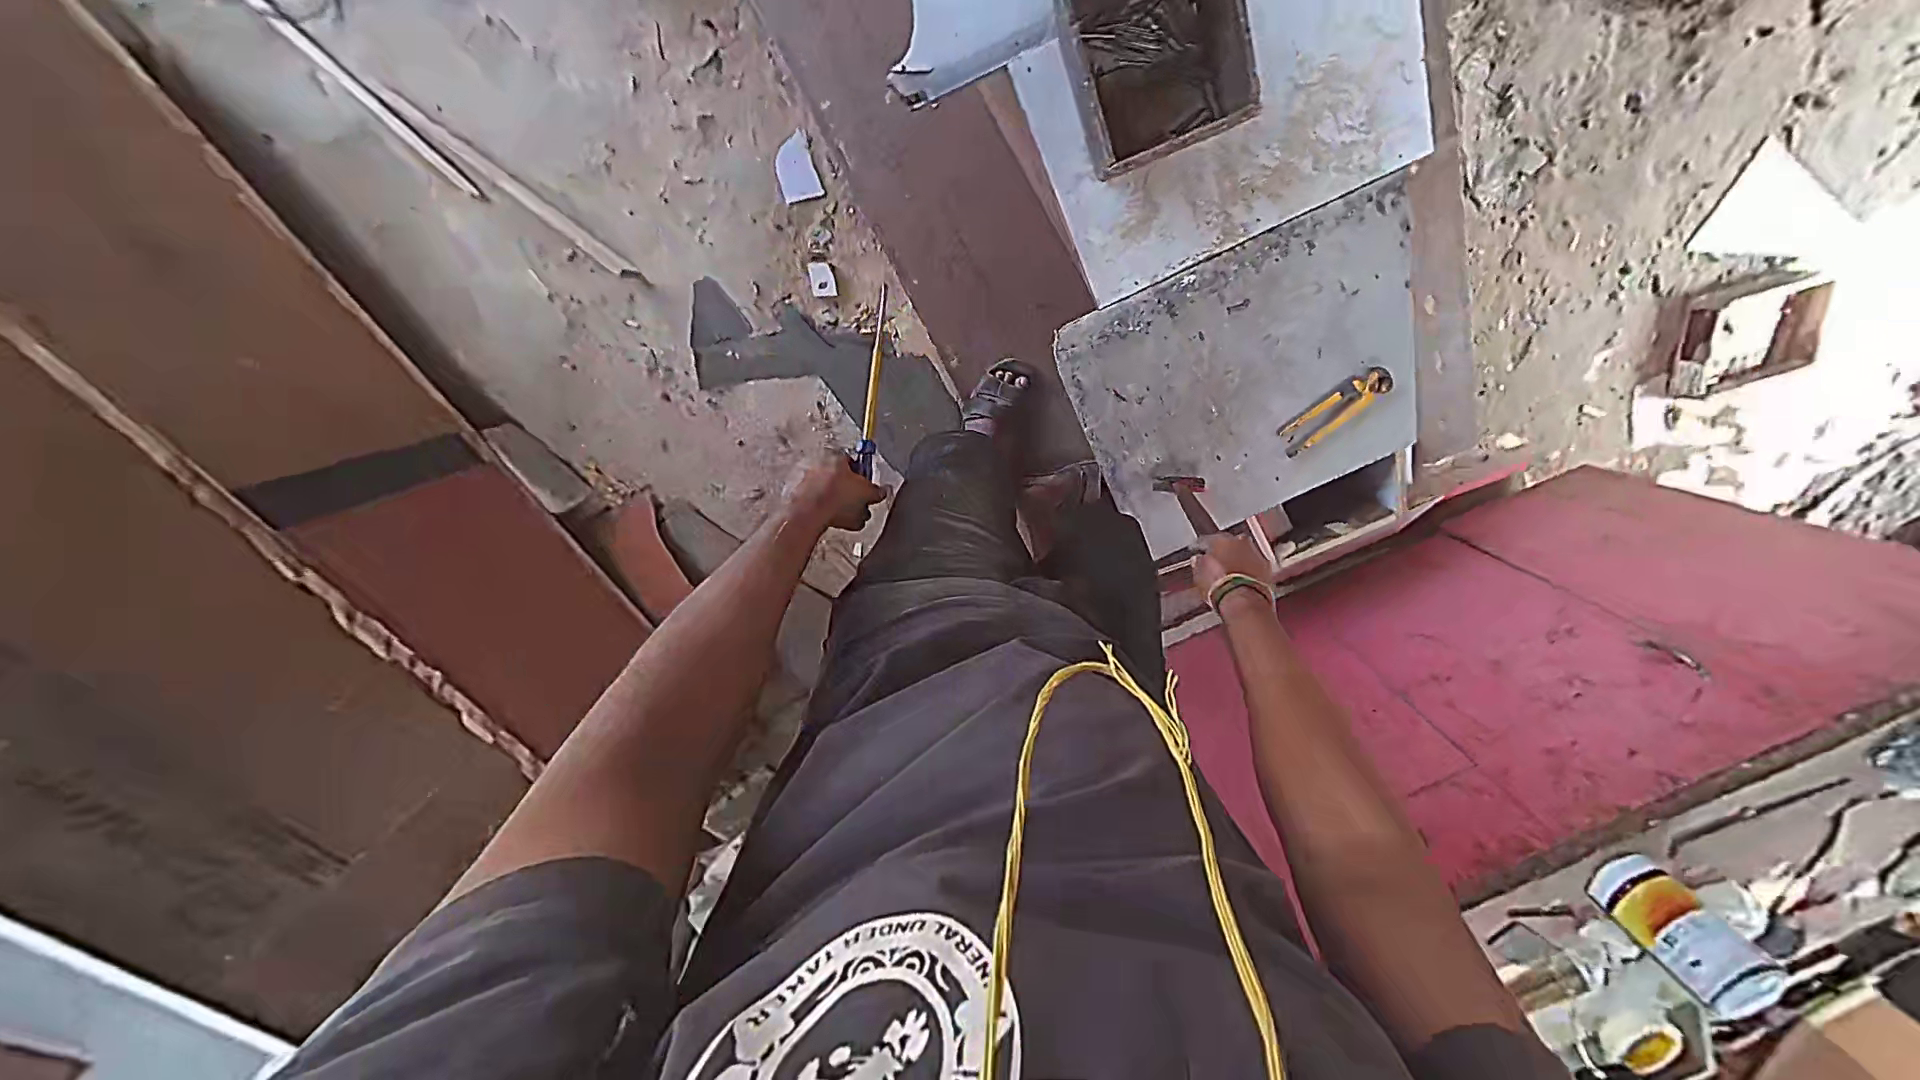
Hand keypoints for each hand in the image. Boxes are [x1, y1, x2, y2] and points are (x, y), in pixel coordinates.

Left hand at [785, 450, 887, 531]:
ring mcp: (809, 483)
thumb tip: (883, 491)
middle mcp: (819, 466)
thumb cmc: (834, 497)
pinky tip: (838, 522)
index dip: (865, 477)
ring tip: (852, 518)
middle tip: (862, 505)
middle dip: (854, 495)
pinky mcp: (803, 500)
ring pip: (832, 494)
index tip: (870, 487)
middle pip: (843, 480)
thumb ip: (877, 492)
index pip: (855, 462)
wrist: (810, 514)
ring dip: (843, 506)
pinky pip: (822, 505)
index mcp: (836, 457)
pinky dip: (830, 513)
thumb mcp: (867, 493)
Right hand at [1193, 531, 1272, 599]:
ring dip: (1238, 561)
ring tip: (1230, 574)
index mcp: (1222, 539)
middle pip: (1231, 544)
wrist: (1243, 600)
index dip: (1202, 548)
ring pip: (1245, 554)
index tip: (1199, 553)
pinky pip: (1255, 566)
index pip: (1208, 539)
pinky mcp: (1267, 570)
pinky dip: (1249, 571)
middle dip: (1225, 552)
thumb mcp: (1199, 573)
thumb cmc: (1221, 585)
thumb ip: (1199, 562)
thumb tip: (1199, 561)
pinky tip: (1242, 580)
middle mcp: (1241, 542)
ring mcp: (1256, 555)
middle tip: (1217, 562)